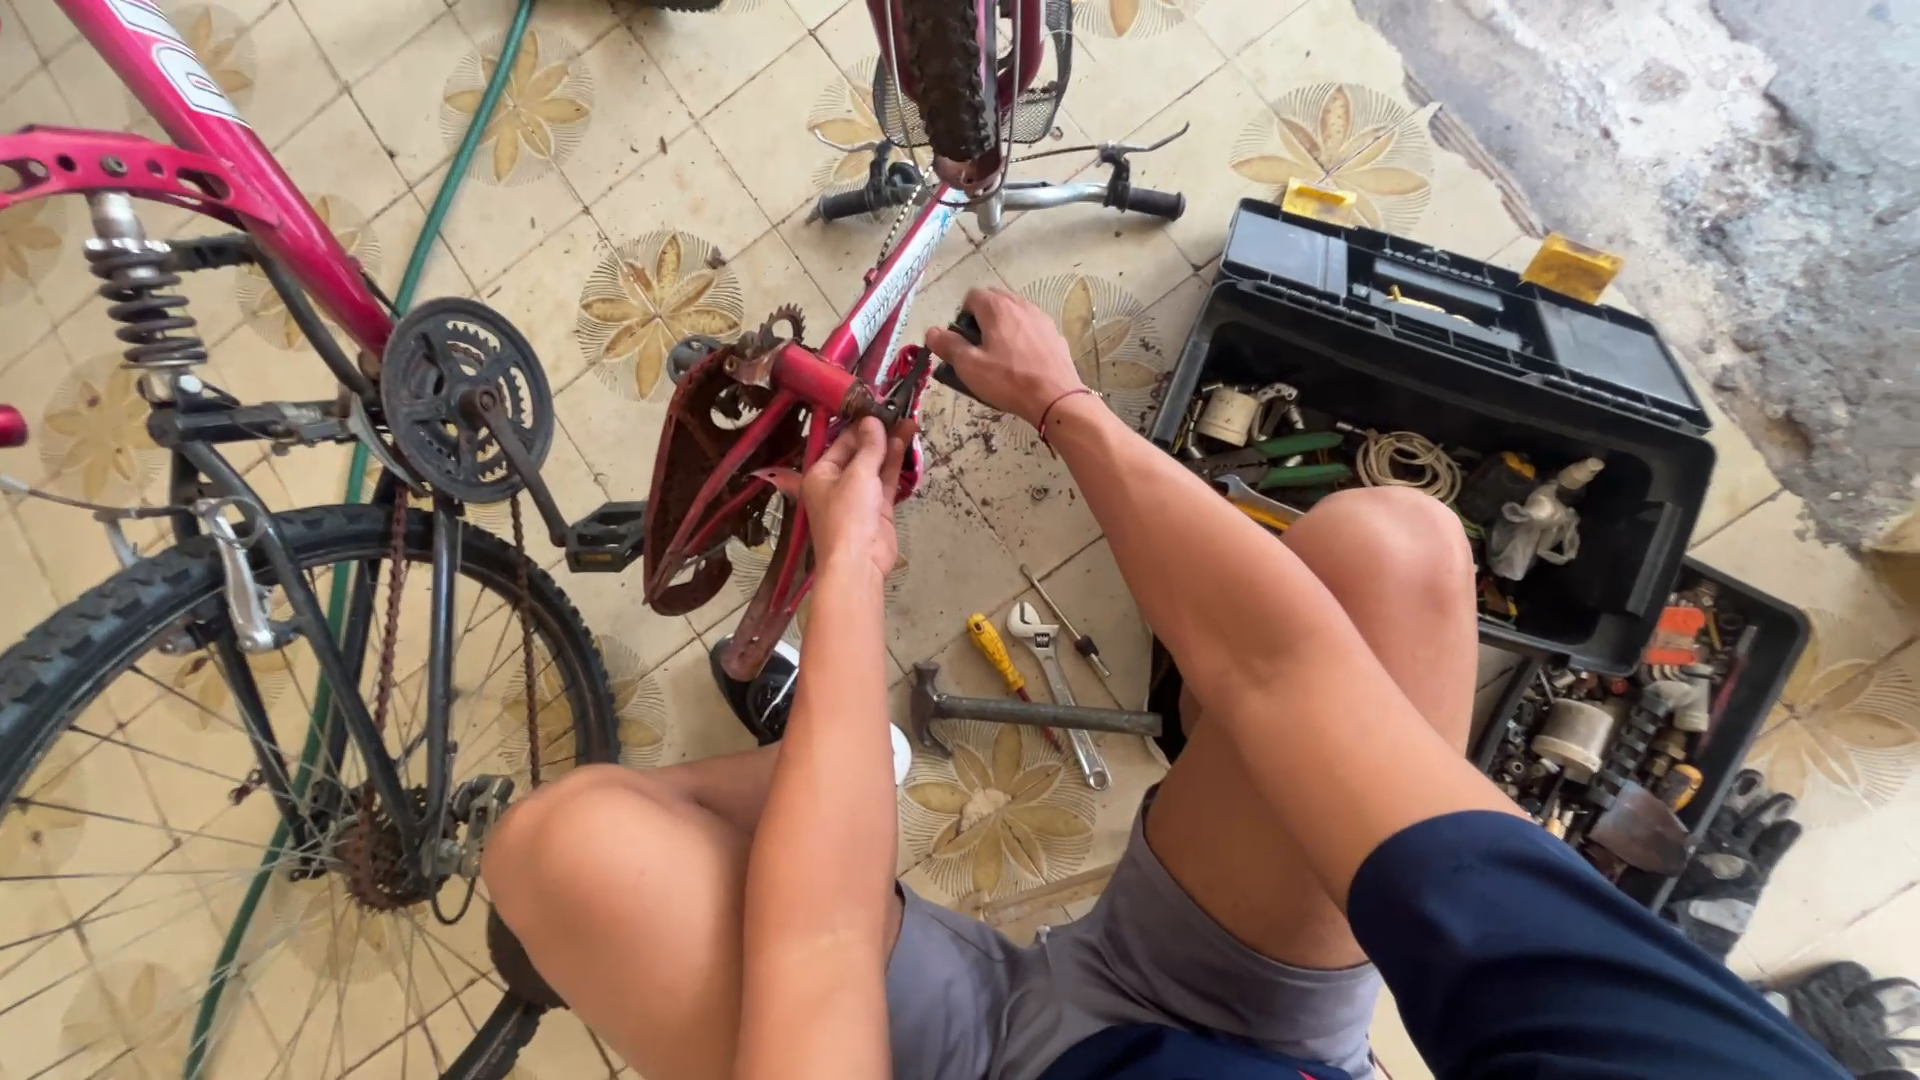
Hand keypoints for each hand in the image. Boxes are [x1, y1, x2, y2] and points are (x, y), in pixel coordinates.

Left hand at [801, 417, 908, 577]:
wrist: (859, 562)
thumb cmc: (848, 516)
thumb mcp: (857, 476)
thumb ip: (869, 448)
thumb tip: (873, 421)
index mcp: (820, 473)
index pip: (841, 442)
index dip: (860, 425)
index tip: (879, 407)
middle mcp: (837, 482)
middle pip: (859, 452)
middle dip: (878, 434)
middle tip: (897, 411)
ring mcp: (859, 495)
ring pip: (875, 464)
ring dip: (890, 446)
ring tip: (908, 422)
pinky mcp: (877, 508)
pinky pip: (885, 480)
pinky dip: (894, 464)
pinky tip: (903, 444)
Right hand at [925, 287, 1083, 427]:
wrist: (1055, 397)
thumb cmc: (1008, 380)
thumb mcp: (969, 366)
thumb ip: (948, 345)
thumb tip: (932, 331)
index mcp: (997, 307)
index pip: (972, 296)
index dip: (962, 316)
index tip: (962, 340)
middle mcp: (1021, 304)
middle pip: (995, 301)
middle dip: (982, 318)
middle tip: (978, 348)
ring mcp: (1041, 318)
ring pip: (1015, 314)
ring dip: (1003, 327)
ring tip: (1000, 356)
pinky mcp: (1055, 335)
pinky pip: (1032, 328)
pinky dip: (1022, 338)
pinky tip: (1022, 362)